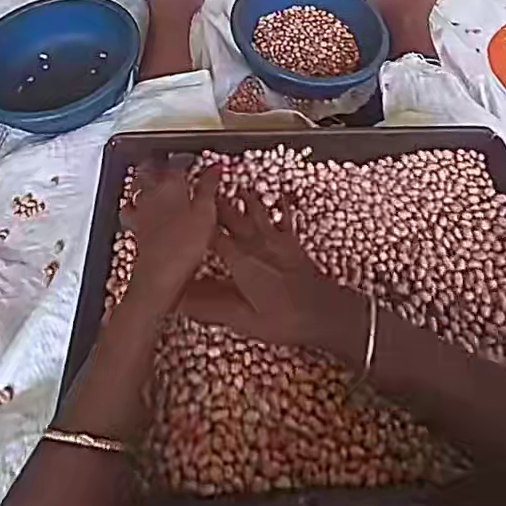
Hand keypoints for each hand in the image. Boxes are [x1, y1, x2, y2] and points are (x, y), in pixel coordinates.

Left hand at [122, 154, 222, 304]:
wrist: (159, 278)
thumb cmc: (184, 245)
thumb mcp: (206, 214)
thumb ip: (209, 189)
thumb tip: (214, 169)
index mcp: (170, 187)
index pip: (175, 164)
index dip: (184, 159)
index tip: (192, 159)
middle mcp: (152, 197)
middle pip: (149, 173)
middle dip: (156, 165)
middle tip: (165, 162)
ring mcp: (142, 214)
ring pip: (135, 190)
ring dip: (141, 183)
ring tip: (149, 181)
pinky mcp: (137, 232)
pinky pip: (131, 212)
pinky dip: (135, 207)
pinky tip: (141, 212)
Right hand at [179, 191, 366, 356]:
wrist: (324, 311)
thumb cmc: (285, 318)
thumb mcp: (243, 320)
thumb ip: (210, 308)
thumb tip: (181, 301)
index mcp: (241, 260)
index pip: (212, 233)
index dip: (196, 222)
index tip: (181, 211)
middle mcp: (256, 242)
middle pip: (232, 215)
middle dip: (215, 201)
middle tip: (202, 187)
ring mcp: (276, 239)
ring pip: (255, 210)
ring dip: (242, 198)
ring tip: (232, 186)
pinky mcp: (291, 241)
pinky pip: (282, 216)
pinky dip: (278, 204)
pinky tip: (277, 195)